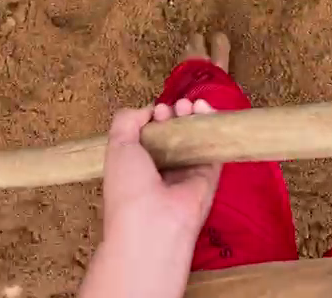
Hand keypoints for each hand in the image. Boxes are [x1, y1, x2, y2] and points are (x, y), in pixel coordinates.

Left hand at [78, 100, 221, 297]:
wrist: (153, 225)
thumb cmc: (128, 186)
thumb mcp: (117, 146)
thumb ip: (127, 120)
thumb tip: (149, 110)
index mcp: (140, 165)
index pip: (153, 133)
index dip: (156, 117)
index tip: (158, 111)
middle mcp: (164, 168)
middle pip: (175, 132)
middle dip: (175, 113)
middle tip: (176, 108)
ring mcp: (187, 171)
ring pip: (195, 136)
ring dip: (193, 115)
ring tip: (190, 106)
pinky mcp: (209, 175)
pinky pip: (214, 146)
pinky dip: (212, 125)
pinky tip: (207, 110)